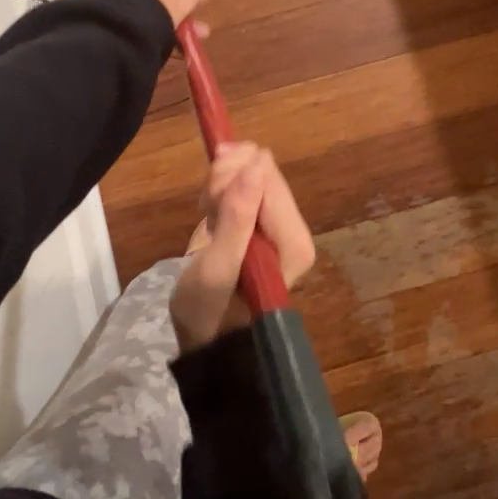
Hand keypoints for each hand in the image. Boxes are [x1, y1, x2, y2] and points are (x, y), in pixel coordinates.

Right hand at [170, 142, 315, 351]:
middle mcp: (294, 230)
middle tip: (205, 207)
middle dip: (227, 179)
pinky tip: (211, 213)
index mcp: (294, 242)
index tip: (207, 197)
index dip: (235, 175)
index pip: (269, 176)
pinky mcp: (262, 219)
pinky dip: (221, 190)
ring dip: (221, 184)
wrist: (203, 335)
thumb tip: (256, 164)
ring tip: (207, 214)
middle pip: (262, 170)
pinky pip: (244, 182)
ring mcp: (278, 224)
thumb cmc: (209, 311)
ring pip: (251, 171)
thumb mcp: (217, 269)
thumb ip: (237, 218)